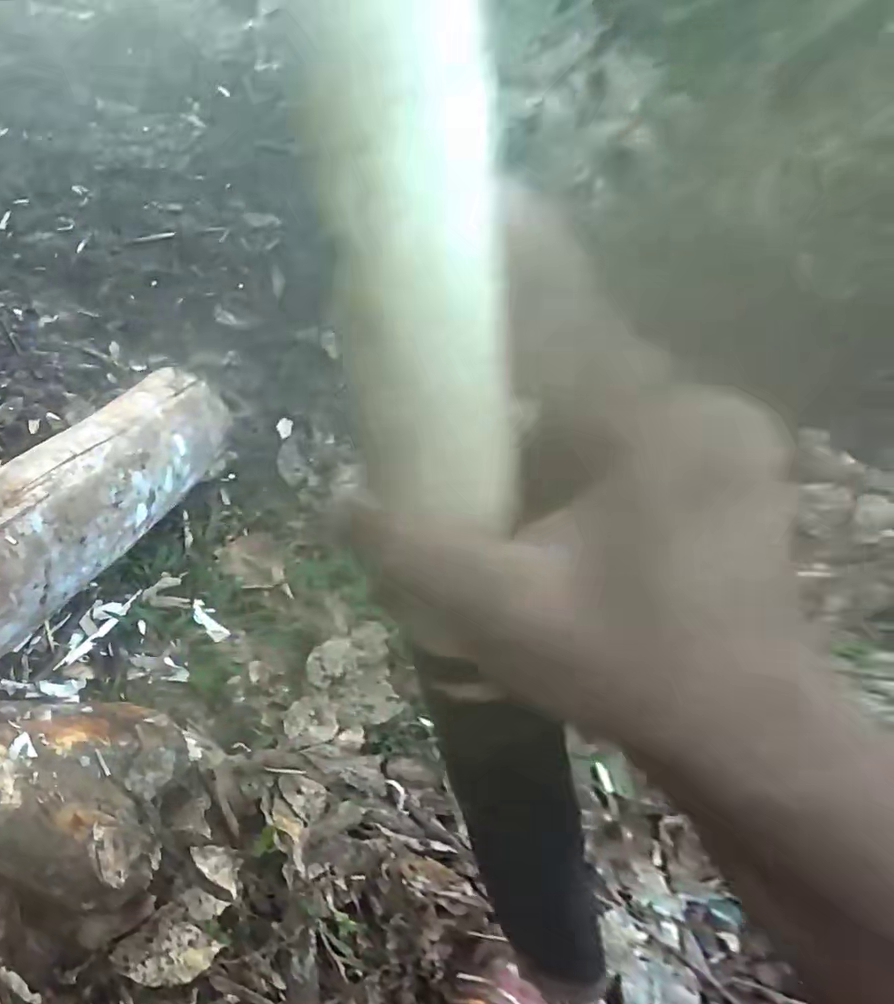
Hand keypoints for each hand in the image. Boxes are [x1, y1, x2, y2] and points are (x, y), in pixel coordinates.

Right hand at [344, 187, 811, 760]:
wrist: (735, 733)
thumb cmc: (624, 665)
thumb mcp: (489, 606)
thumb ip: (403, 545)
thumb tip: (334, 496)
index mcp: (654, 432)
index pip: (568, 322)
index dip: (516, 259)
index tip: (474, 203)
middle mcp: (682, 419)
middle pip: (555, 362)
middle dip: (475, 363)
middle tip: (403, 377)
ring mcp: (685, 448)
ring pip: (560, 408)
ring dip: (492, 426)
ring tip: (437, 471)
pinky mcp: (674, 480)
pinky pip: (573, 442)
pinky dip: (516, 457)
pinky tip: (482, 505)